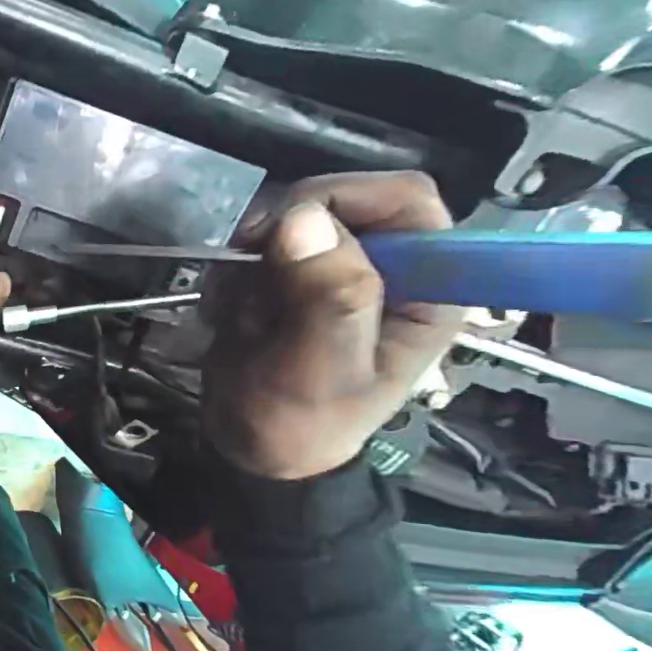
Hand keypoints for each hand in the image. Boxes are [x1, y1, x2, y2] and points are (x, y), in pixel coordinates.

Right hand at [203, 171, 463, 479]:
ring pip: (287, 222)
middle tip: (243, 265)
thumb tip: (304, 218)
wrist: (251, 450)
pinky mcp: (292, 279)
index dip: (346, 199)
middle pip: (339, 201)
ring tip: (235, 310)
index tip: (283, 231)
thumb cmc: (297, 425)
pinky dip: (232, 271)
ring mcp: (333, 271)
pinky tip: (227, 313)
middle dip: (282, 233)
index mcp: (424, 289)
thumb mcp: (318, 372)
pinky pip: (257, 247)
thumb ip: (326, 298)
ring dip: (249, 258)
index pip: (405, 201)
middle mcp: (385, 270)